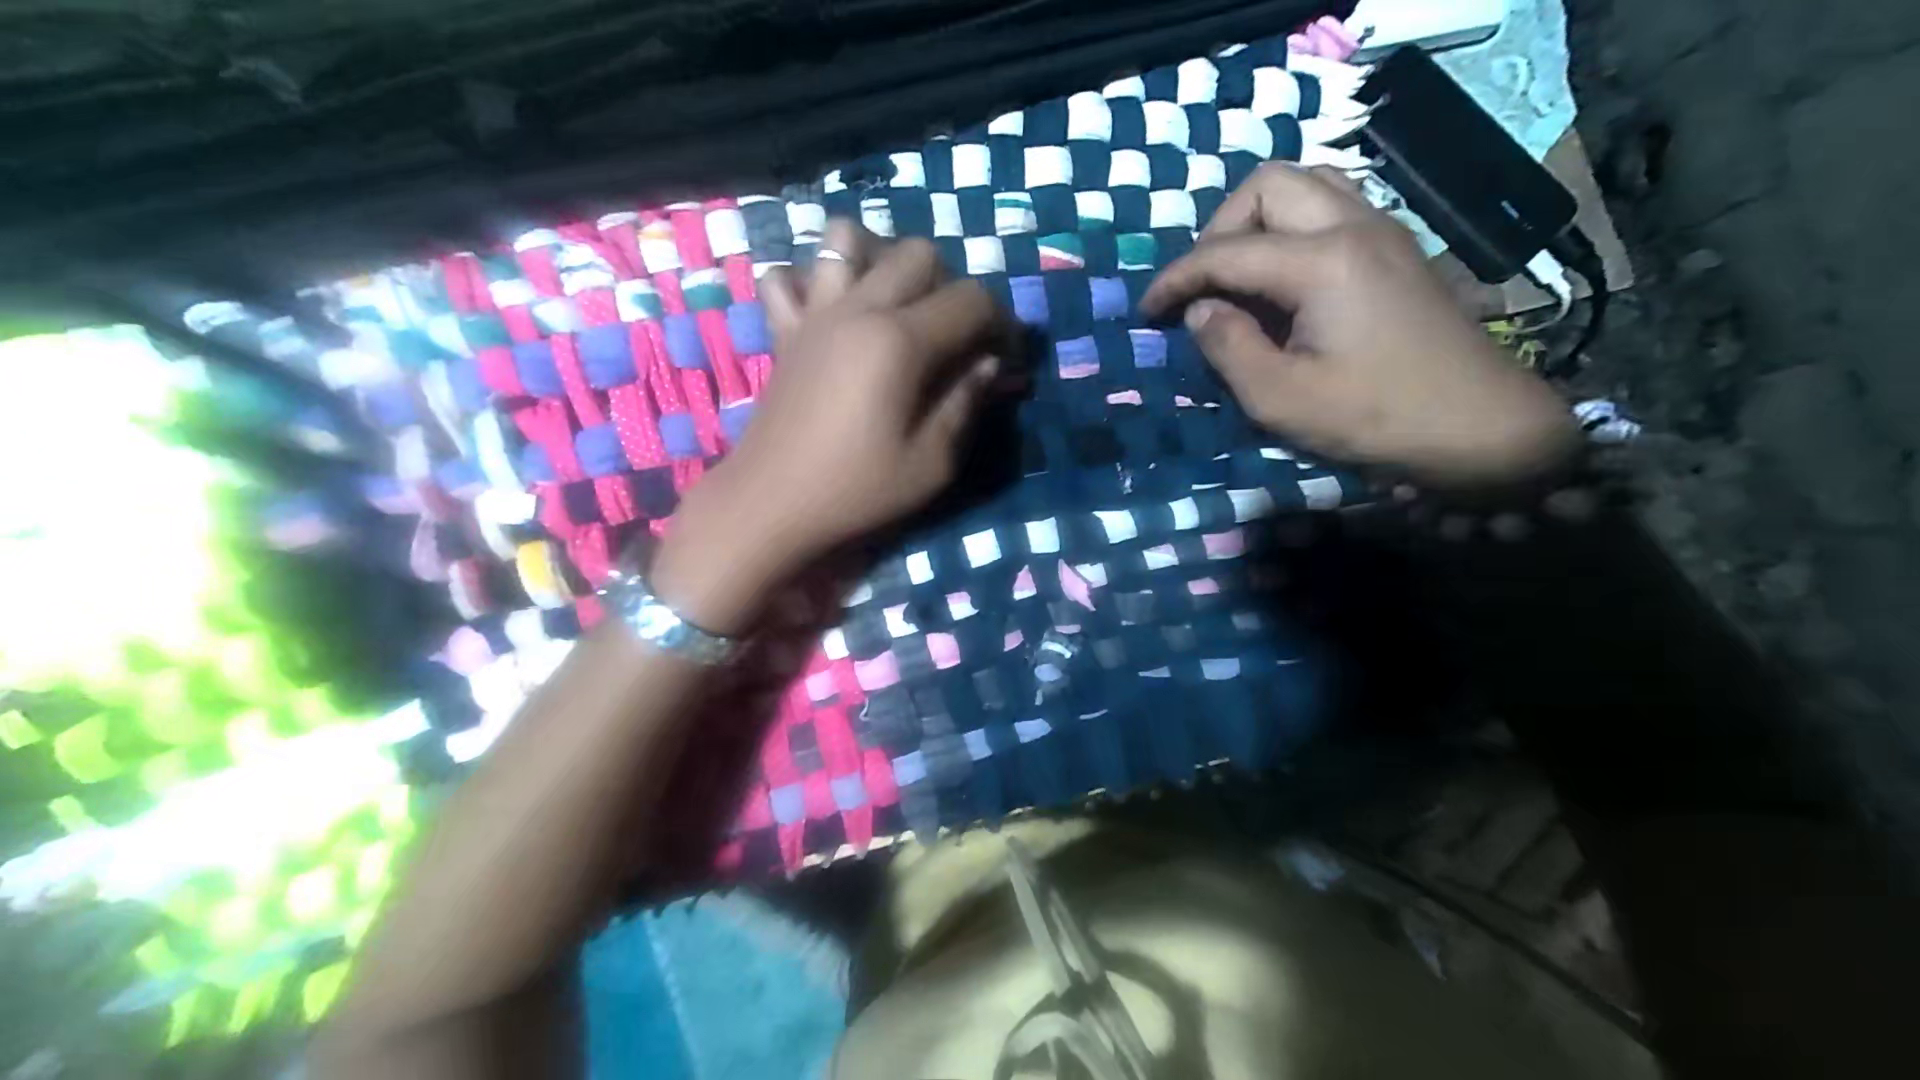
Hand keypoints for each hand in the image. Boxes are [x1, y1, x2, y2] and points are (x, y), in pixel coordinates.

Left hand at [653, 220, 1004, 632]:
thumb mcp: (931, 462)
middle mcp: (858, 309)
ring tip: (891, 305)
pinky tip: (826, 312)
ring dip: (879, 259)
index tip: (1001, 357)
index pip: (971, 299)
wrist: (771, 503)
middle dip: (949, 284)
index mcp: (901, 341)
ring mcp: (814, 313)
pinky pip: (786, 276)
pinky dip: (808, 281)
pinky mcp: (784, 329)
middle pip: (917, 254)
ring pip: (846, 240)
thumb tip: (988, 364)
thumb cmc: (856, 489)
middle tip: (952, 334)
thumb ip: (966, 403)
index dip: (999, 322)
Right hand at [1141, 163, 1578, 490]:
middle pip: (1267, 186)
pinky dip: (1291, 227)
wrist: (1479, 426)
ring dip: (1258, 220)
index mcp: (1321, 263)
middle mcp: (1353, 226)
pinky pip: (1332, 206)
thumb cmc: (1373, 417)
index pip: (1226, 251)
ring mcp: (1382, 230)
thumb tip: (1201, 310)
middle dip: (1218, 230)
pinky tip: (1283, 278)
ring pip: (1305, 184)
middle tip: (1202, 286)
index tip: (1147, 311)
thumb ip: (1228, 346)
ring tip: (1238, 274)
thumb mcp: (1280, 398)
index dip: (1176, 279)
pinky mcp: (1396, 248)